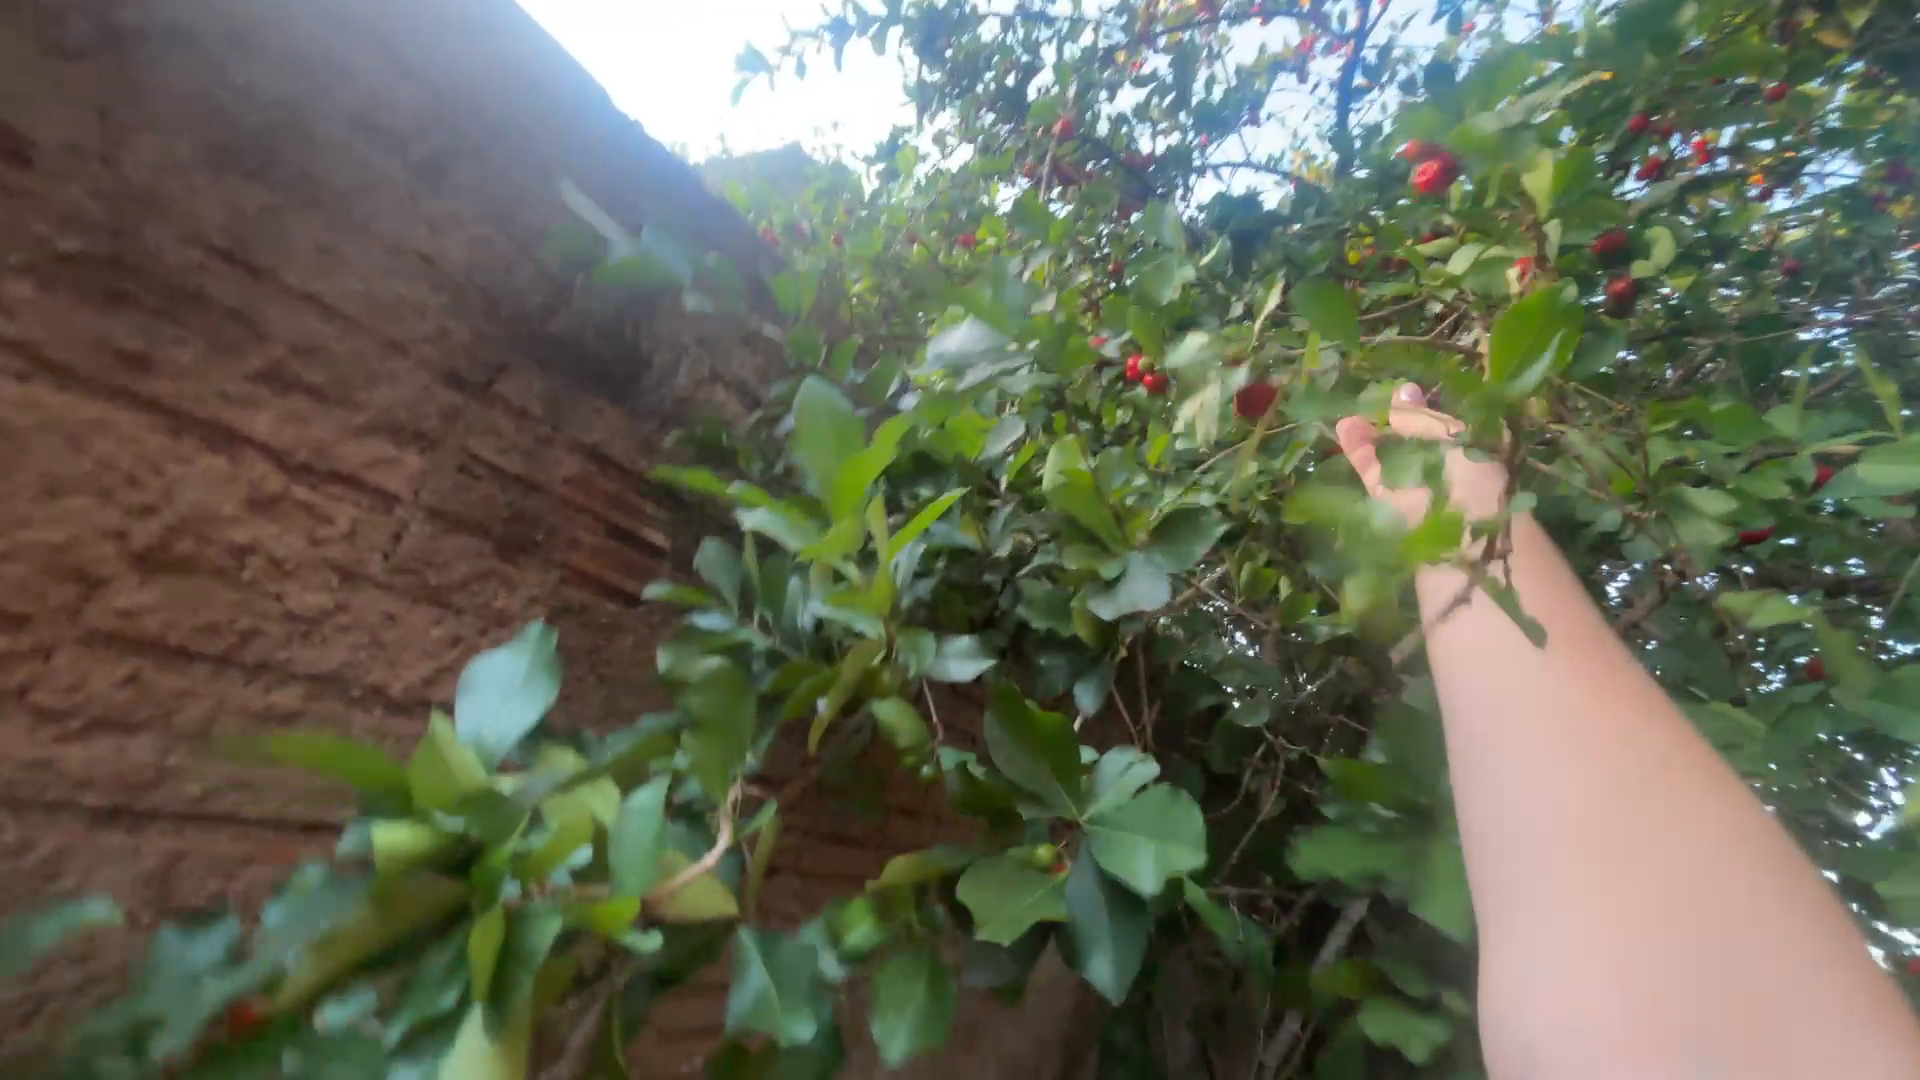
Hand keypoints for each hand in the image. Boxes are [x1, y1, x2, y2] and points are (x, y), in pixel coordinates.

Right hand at [1333, 382, 1508, 525]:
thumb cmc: (1471, 475)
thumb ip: (1422, 417)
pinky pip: (1371, 470)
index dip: (1418, 408)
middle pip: (1408, 437)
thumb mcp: (1452, 435)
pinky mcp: (1386, 498)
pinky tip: (1345, 429)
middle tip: (1370, 399)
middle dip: (1389, 419)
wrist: (1461, 531)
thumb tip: (1404, 390)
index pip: (1438, 422)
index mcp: (1466, 446)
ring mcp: (1411, 481)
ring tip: (1350, 416)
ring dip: (1368, 434)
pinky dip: (1357, 451)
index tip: (1400, 392)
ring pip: (1385, 453)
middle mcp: (1438, 463)